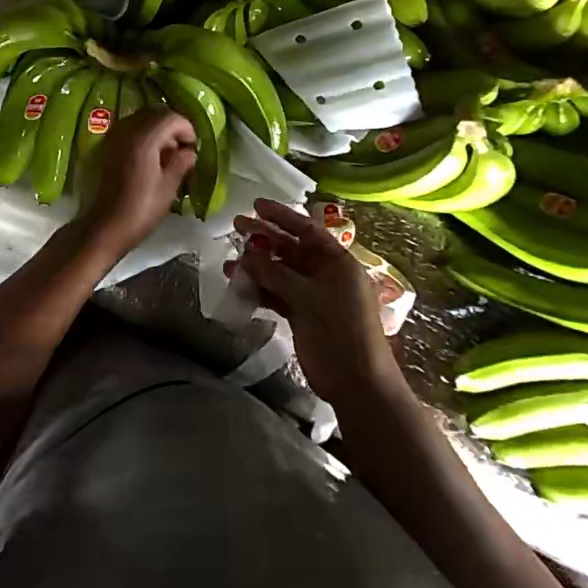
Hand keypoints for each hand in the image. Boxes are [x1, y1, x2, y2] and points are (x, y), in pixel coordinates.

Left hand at [75, 107, 196, 255]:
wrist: (101, 229)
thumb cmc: (139, 210)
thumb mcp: (168, 188)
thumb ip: (181, 162)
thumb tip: (189, 152)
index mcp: (144, 138)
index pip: (171, 117)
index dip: (187, 130)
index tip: (192, 149)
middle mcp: (125, 130)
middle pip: (154, 113)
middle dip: (172, 126)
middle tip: (180, 149)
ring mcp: (111, 137)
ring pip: (139, 119)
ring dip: (156, 130)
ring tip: (164, 156)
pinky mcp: (102, 148)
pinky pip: (126, 131)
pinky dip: (140, 137)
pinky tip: (145, 160)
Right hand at [231, 199, 406, 409]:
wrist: (357, 383)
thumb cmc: (340, 332)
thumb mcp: (309, 298)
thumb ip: (277, 274)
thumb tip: (248, 255)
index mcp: (337, 261)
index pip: (307, 230)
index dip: (282, 216)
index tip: (256, 205)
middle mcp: (325, 273)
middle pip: (292, 248)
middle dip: (264, 238)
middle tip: (236, 226)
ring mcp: (314, 294)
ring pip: (281, 272)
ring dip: (257, 266)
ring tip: (230, 260)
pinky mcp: (303, 314)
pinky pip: (278, 294)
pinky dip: (260, 290)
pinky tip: (238, 286)